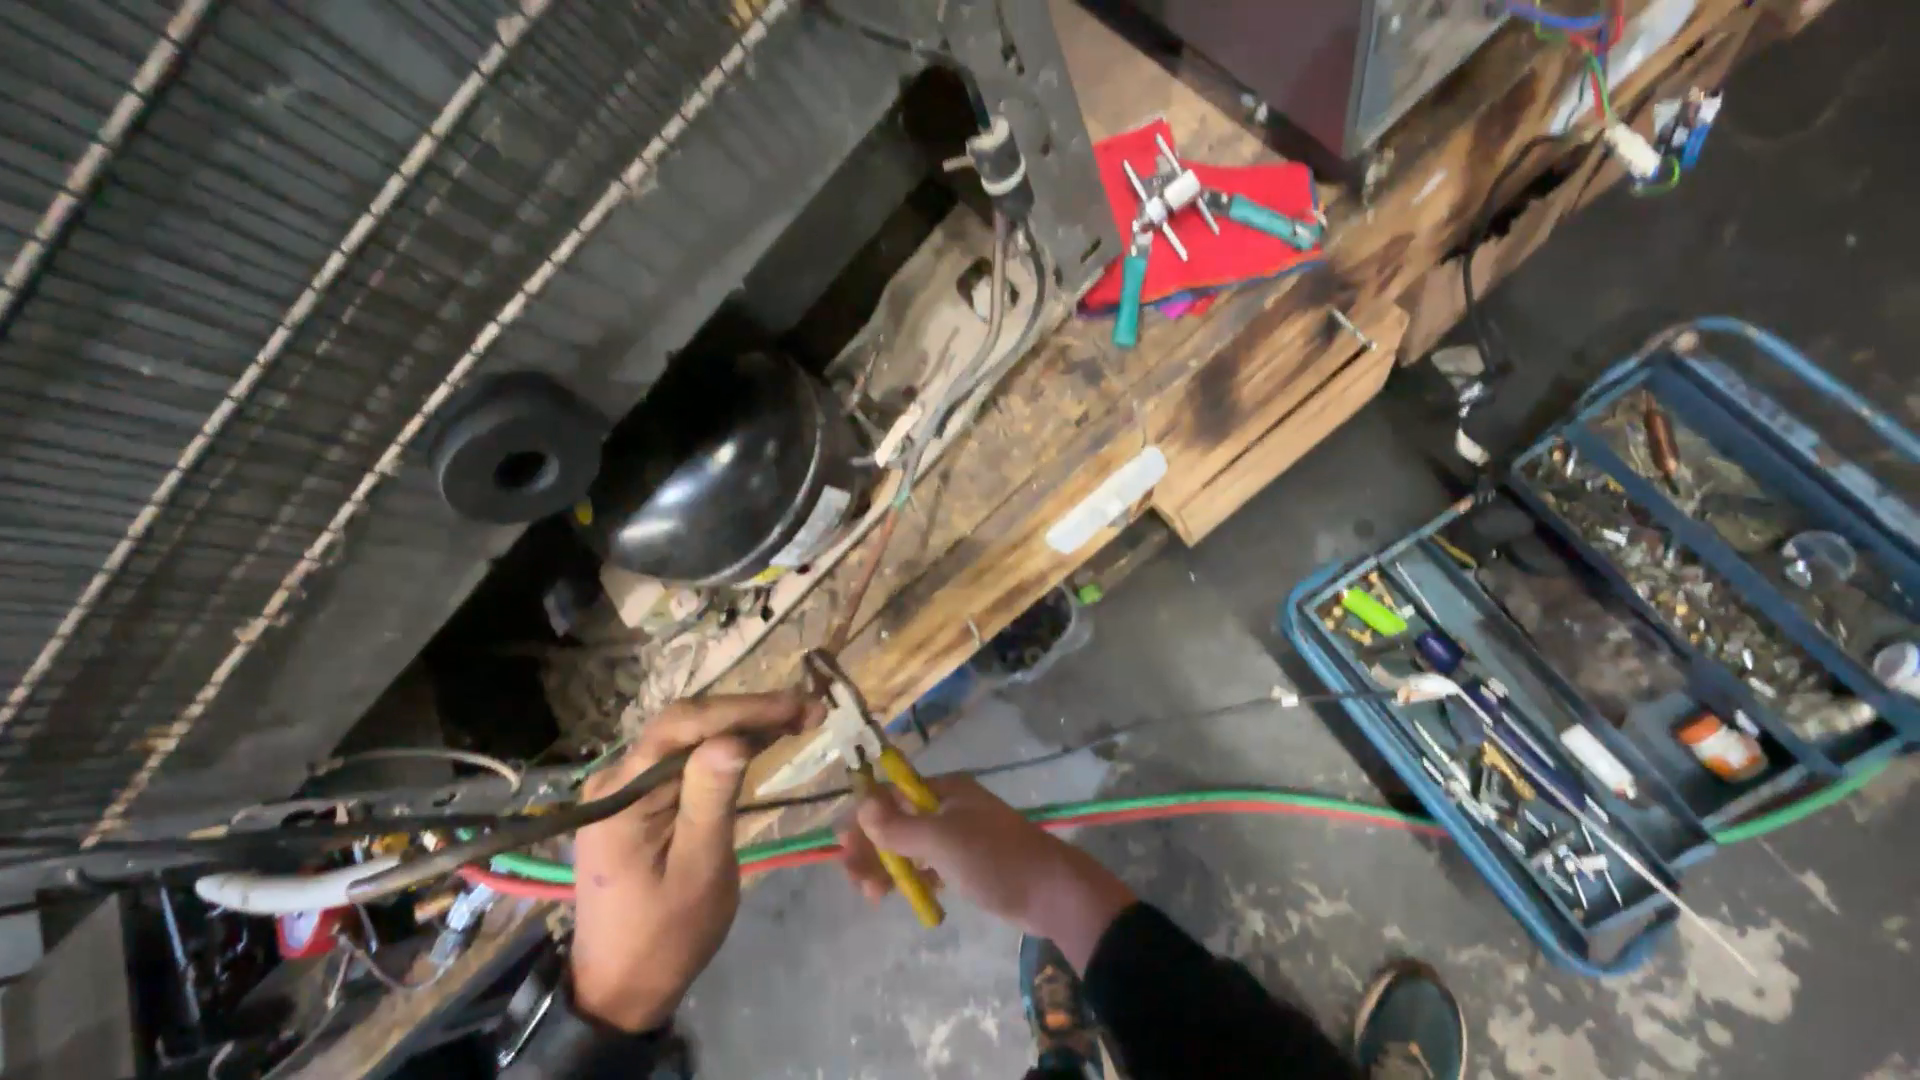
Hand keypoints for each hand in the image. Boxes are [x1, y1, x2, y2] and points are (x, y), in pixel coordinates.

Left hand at [570, 692, 821, 1031]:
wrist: (621, 987)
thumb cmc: (665, 935)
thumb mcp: (698, 870)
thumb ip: (711, 800)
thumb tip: (735, 738)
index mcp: (621, 792)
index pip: (683, 725)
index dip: (744, 708)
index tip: (798, 705)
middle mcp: (616, 777)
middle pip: (686, 724)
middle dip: (750, 712)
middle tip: (808, 710)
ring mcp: (625, 787)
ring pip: (689, 738)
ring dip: (743, 726)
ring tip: (797, 719)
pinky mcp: (640, 800)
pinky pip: (686, 760)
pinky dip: (727, 749)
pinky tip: (762, 742)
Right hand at [840, 776, 1135, 969]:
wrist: (1050, 892)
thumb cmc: (995, 858)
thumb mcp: (942, 840)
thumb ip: (899, 826)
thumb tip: (861, 802)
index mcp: (945, 791)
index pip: (893, 794)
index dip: (865, 815)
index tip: (842, 843)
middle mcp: (948, 807)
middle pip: (897, 821)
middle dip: (871, 846)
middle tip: (852, 877)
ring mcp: (957, 837)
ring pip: (909, 847)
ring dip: (885, 866)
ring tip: (870, 896)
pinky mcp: (964, 865)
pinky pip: (926, 866)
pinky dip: (908, 878)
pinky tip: (893, 896)